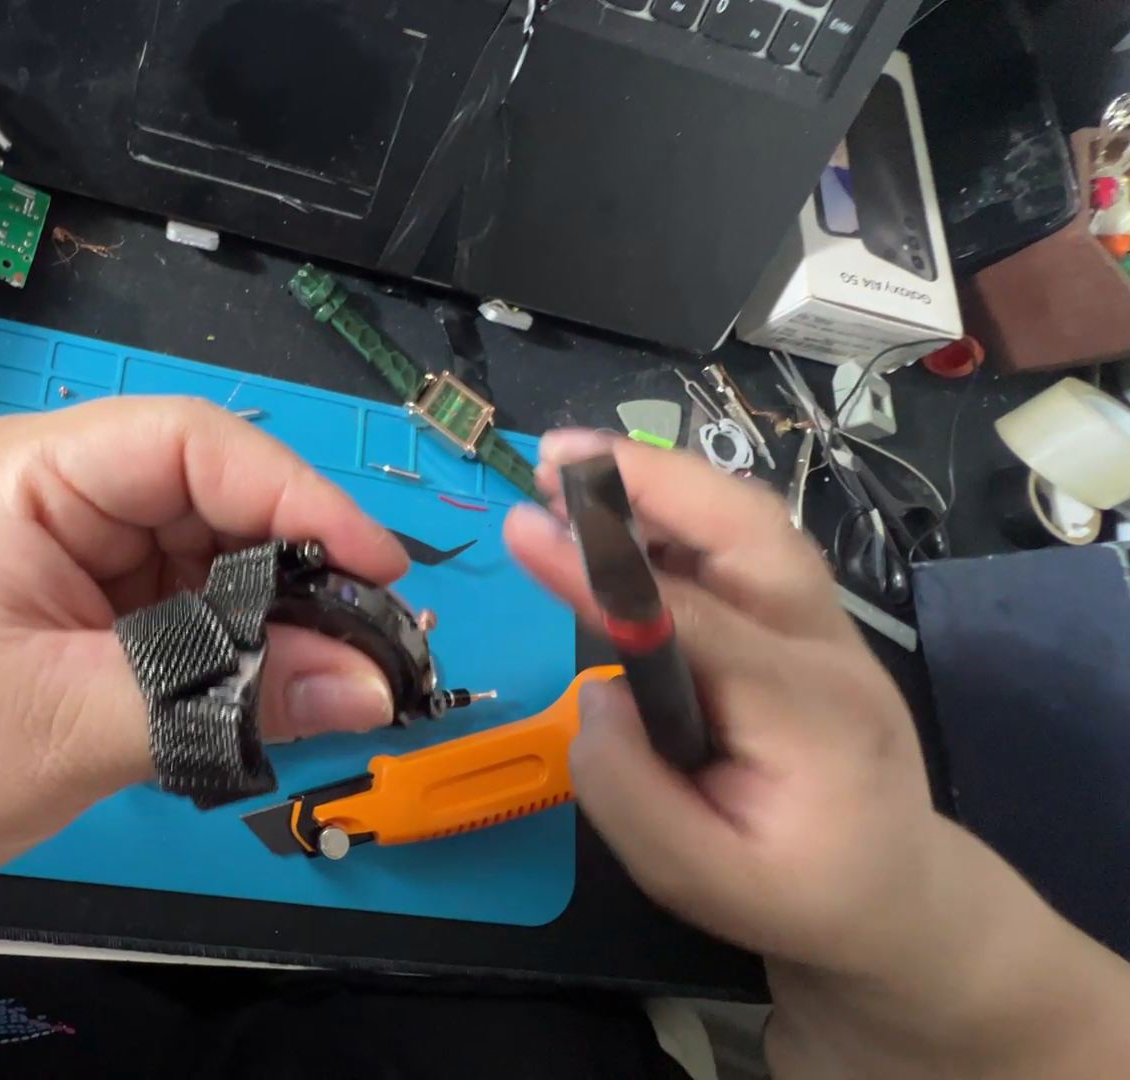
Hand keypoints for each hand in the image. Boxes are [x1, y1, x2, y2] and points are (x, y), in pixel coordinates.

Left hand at [0, 397, 407, 881]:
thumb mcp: (73, 726)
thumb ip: (224, 701)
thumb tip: (368, 687)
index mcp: (24, 476)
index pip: (185, 443)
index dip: (293, 493)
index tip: (376, 564)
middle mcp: (56, 488)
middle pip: (208, 493)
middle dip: (293, 560)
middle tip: (370, 633)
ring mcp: (77, 540)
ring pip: (209, 548)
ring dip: (272, 607)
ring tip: (335, 667)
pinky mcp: (92, 591)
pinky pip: (190, 596)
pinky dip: (237, 637)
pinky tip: (274, 677)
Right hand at [506, 429, 931, 969]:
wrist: (893, 890)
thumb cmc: (789, 889)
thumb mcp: (692, 874)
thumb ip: (624, 787)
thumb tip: (597, 691)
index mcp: (807, 715)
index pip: (689, 621)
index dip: (602, 572)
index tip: (520, 532)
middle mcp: (821, 647)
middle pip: (746, 532)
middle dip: (649, 479)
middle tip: (555, 456)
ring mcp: (814, 623)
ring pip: (744, 520)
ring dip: (654, 478)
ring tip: (565, 463)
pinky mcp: (789, 617)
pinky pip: (731, 541)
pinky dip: (666, 505)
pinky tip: (606, 506)